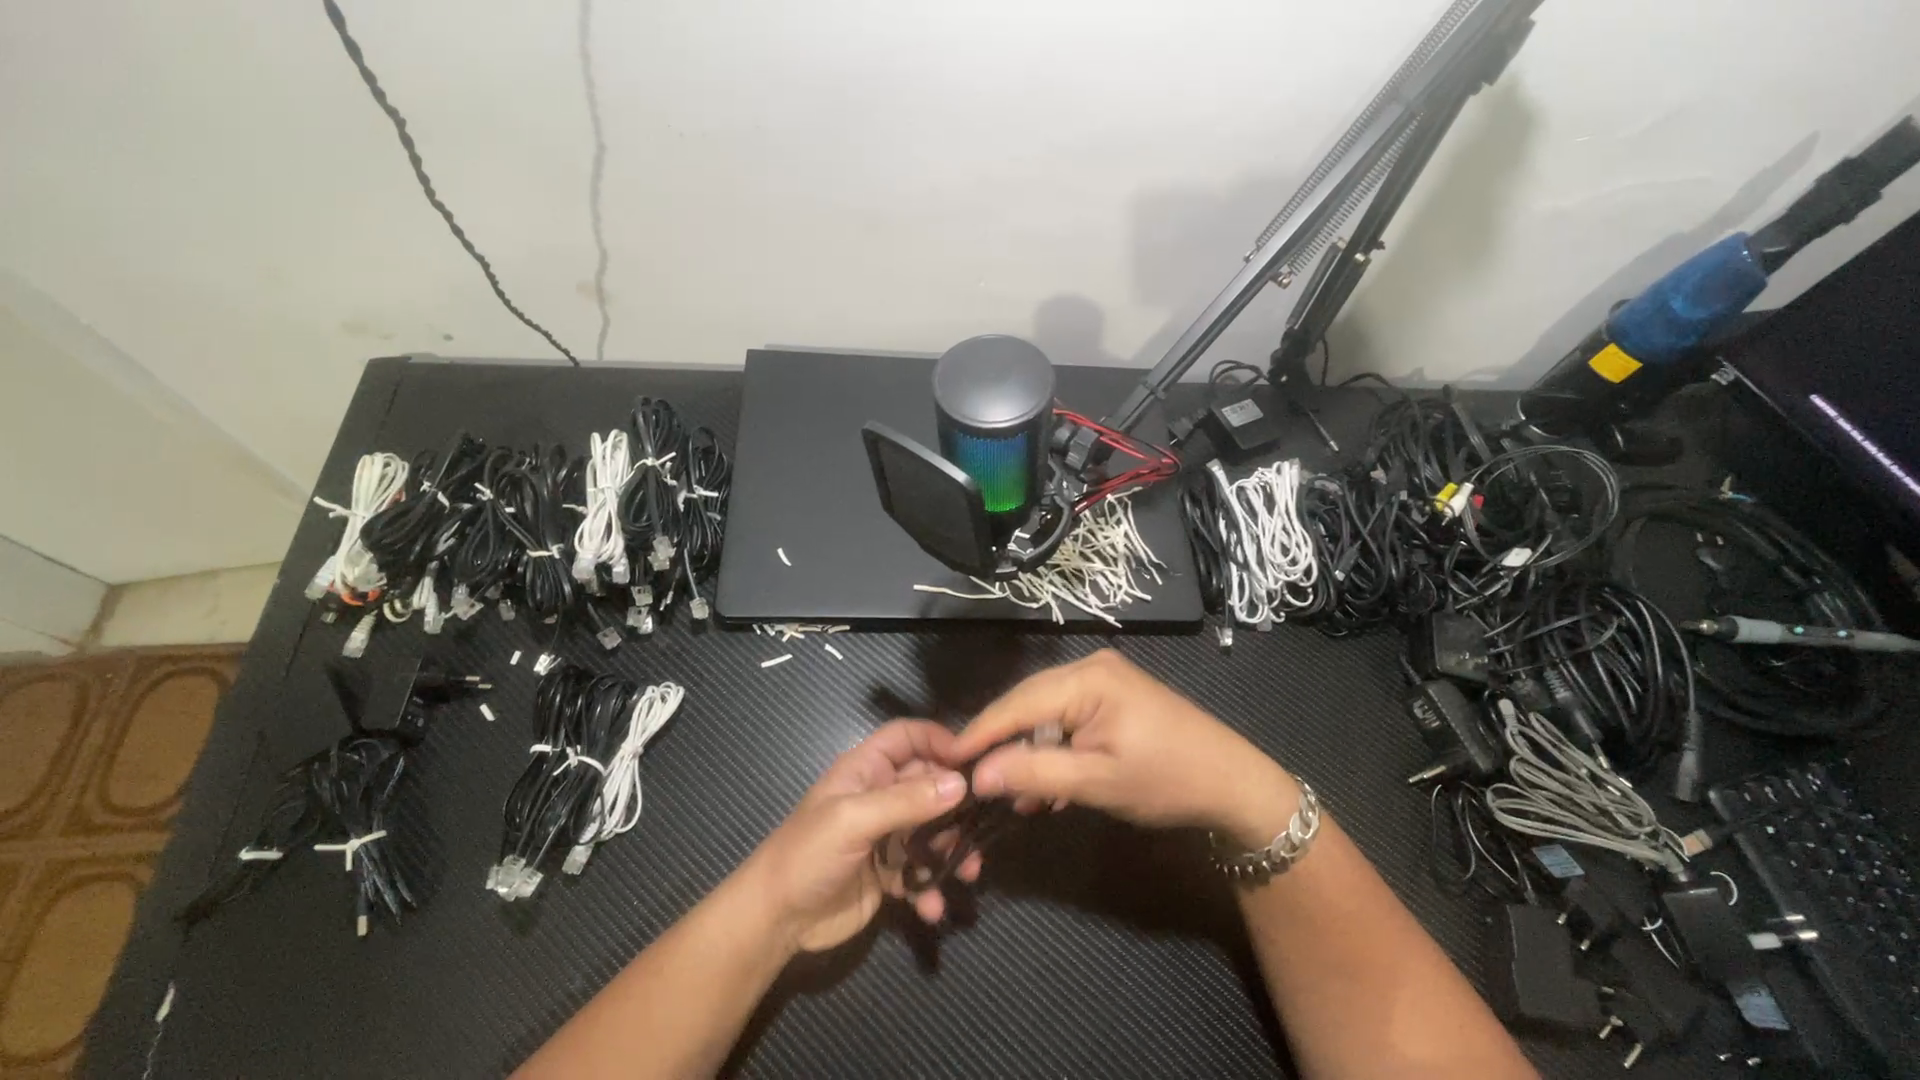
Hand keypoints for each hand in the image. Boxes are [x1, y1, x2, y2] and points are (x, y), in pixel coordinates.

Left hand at [741, 720, 982, 952]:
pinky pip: (921, 871)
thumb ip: (907, 801)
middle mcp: (879, 796)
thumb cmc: (807, 855)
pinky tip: (932, 906)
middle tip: (982, 823)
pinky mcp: (888, 873)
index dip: (939, 740)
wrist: (775, 920)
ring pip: (932, 830)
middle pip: (930, 783)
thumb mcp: (854, 819)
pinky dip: (932, 887)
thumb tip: (961, 784)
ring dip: (953, 849)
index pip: (908, 737)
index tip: (973, 761)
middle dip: (957, 803)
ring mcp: (885, 836)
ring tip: (969, 871)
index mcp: (865, 770)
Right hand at [949, 650, 1300, 849]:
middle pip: (1026, 703)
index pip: (1016, 703)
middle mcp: (1090, 667)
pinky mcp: (1112, 698)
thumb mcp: (1096, 782)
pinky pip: (1066, 719)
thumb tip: (977, 775)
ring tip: (1009, 795)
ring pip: (1044, 714)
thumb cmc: (1167, 781)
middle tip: (972, 781)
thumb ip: (1034, 773)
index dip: (979, 733)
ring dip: (1027, 753)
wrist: (1234, 785)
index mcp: (1087, 678)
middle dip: (1001, 743)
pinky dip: (1052, 750)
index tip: (945, 761)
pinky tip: (1043, 786)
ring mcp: (1103, 680)